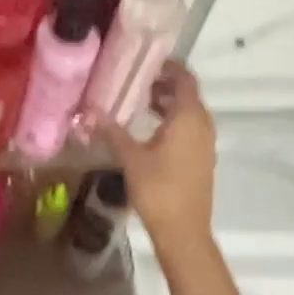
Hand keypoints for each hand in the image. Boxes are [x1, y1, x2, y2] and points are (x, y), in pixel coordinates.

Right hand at [97, 61, 215, 253]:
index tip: (144, 64)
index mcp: (189, 116)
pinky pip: (190, 130)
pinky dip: (173, 123)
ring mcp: (206, 143)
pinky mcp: (202, 159)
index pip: (183, 78)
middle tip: (135, 83)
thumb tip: (88, 112)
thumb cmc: (158, 190)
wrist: (183, 230)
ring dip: (168, 106)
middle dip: (163, 85)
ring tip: (139, 106)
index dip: (166, 67)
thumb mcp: (131, 158)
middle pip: (187, 94)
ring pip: (189, 113)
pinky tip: (150, 134)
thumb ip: (112, 132)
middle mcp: (203, 124)